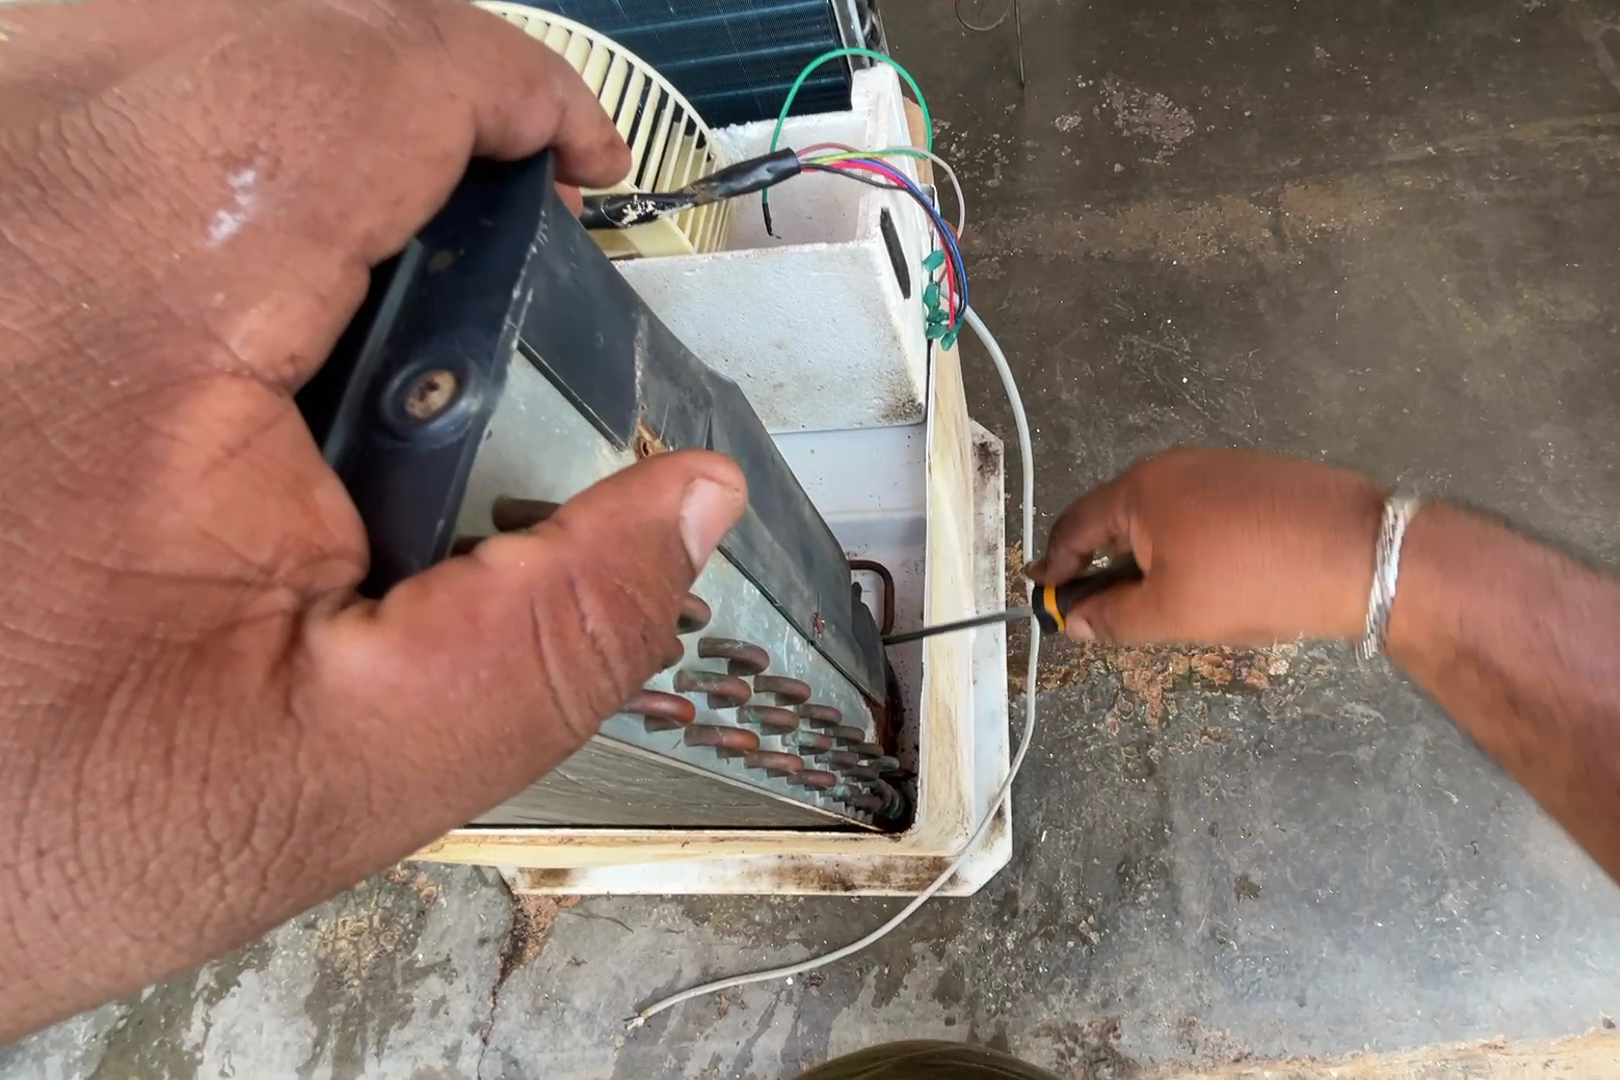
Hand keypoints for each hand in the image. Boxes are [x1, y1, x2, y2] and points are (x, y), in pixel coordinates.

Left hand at [0, 0, 743, 1039]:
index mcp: (98, 314)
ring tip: (401, 252)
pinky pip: (61, 108)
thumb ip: (567, 631)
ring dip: (310, 118)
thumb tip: (706, 493)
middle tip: (503, 228)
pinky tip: (256, 287)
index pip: (340, 78)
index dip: (501, 87)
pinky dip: (203, 148)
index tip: (585, 171)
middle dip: (414, 95)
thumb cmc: (30, 833)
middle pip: (236, 22)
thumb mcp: (366, 763)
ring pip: (138, 43)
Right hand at [1029, 449, 1383, 645]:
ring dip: (1147, 556)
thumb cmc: (1249, 583)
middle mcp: (1172, 466)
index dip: (1055, 564)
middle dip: (1103, 564)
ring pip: (1162, 515)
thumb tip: (1075, 622)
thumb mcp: (1170, 614)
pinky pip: (1201, 510)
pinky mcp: (1258, 476)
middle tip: (1104, 606)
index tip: (1042, 592)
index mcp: (1139, 491)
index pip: (1074, 526)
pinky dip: (1186, 543)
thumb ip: (1112, 618)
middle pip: (1117, 517)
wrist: (1362, 552)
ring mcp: (1219, 466)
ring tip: (1163, 598)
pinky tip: (1213, 573)